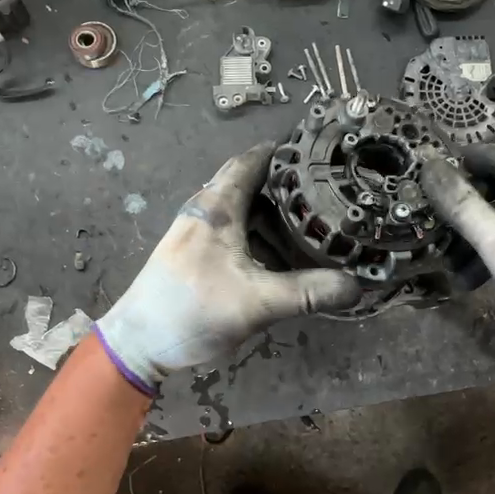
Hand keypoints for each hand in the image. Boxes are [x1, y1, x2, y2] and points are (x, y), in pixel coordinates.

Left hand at [96, 142, 362, 393]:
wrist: (137, 343)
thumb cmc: (192, 312)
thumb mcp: (257, 303)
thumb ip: (308, 293)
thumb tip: (358, 285)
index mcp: (217, 207)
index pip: (252, 161)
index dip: (283, 152)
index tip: (319, 150)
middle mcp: (205, 209)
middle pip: (250, 183)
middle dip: (286, 185)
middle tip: (327, 190)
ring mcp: (197, 231)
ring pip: (243, 209)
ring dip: (274, 214)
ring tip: (313, 223)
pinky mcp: (195, 252)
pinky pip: (235, 230)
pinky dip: (260, 234)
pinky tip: (282, 255)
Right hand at [420, 144, 494, 375]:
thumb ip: (461, 204)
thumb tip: (428, 166)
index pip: (492, 153)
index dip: (458, 163)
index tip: (427, 178)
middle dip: (463, 207)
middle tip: (434, 224)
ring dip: (475, 236)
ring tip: (448, 264)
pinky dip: (494, 252)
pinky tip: (473, 279)